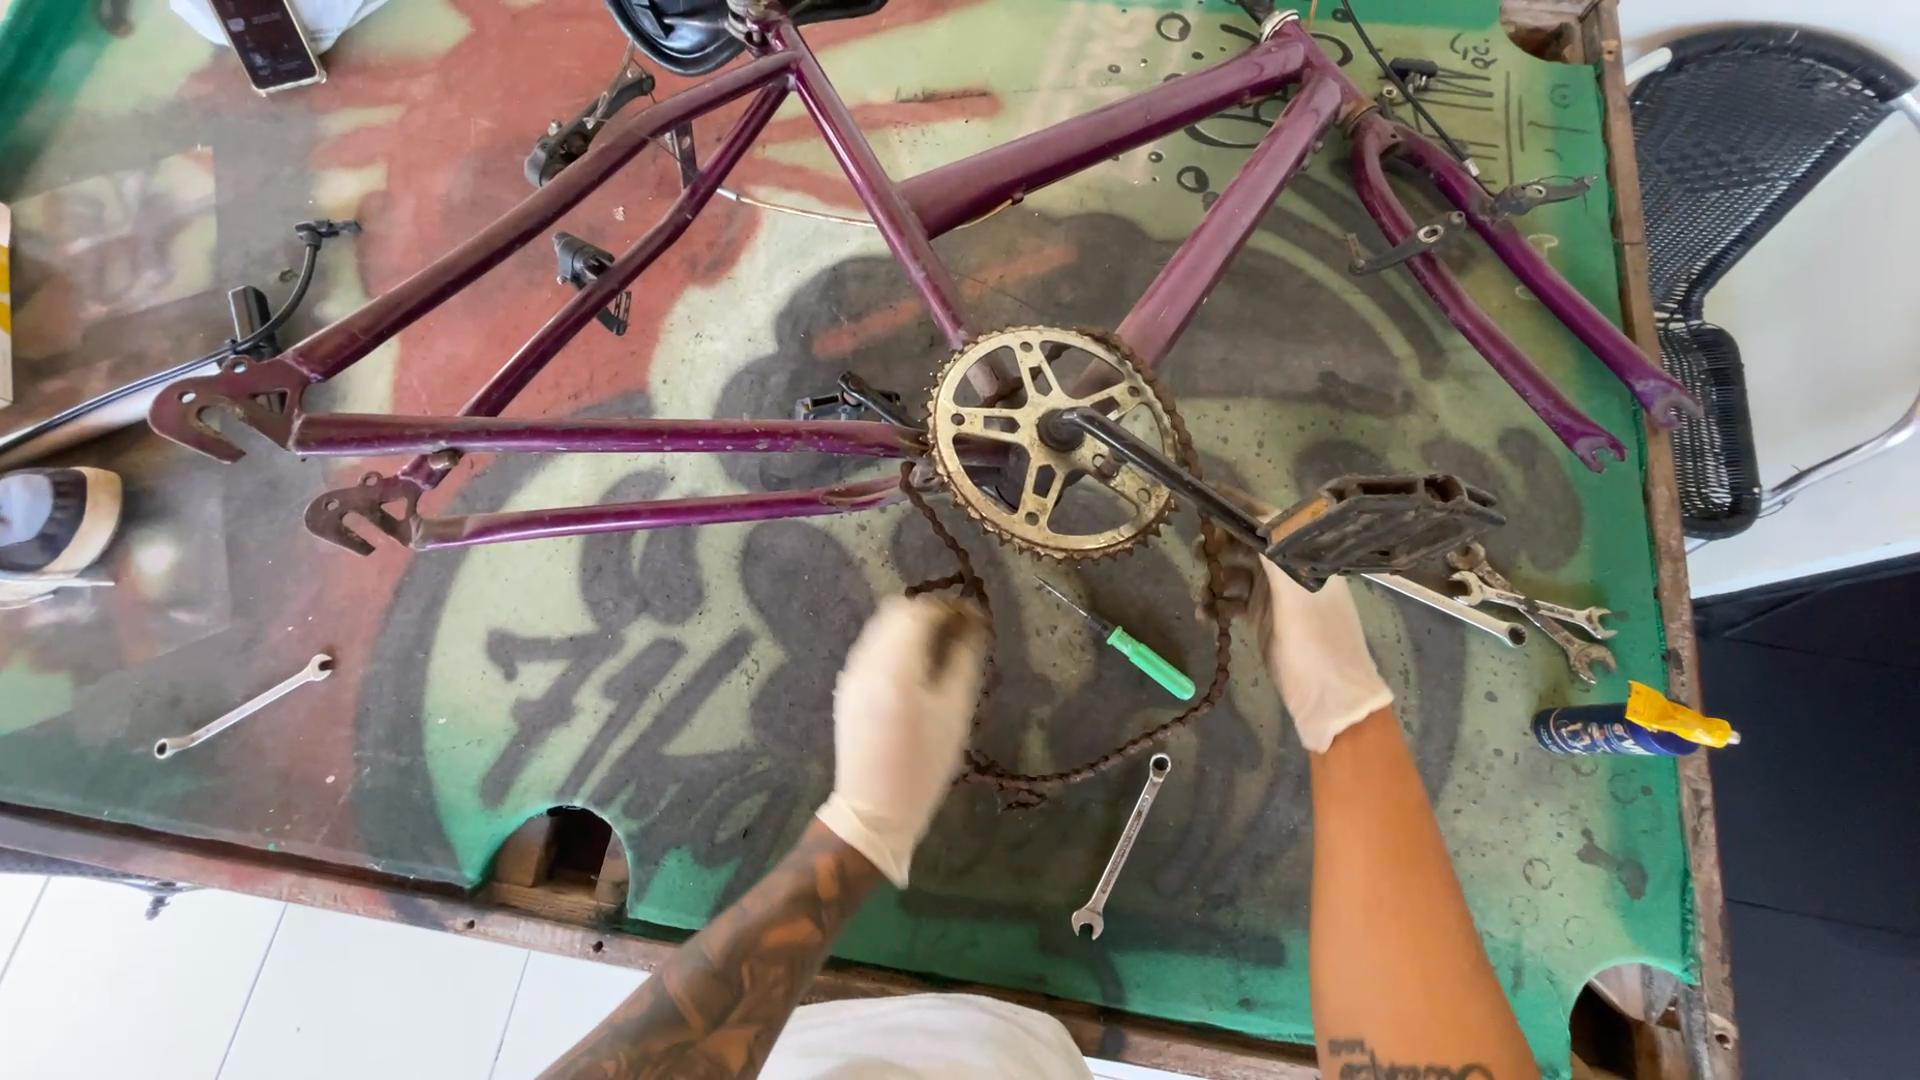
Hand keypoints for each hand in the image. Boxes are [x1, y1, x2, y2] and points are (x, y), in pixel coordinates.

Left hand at [816, 594, 987, 886]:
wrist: (873, 809)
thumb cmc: (923, 768)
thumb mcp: (954, 715)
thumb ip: (964, 662)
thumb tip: (973, 626)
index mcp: (897, 670)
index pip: (921, 612)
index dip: (950, 607)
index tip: (973, 617)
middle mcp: (867, 663)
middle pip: (896, 611)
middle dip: (929, 612)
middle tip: (958, 629)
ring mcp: (851, 674)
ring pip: (881, 627)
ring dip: (910, 626)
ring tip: (939, 647)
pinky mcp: (846, 687)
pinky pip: (871, 647)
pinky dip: (894, 643)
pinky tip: (914, 667)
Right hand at [1202, 515, 1392, 753]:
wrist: (1328, 696)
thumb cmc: (1319, 642)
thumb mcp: (1298, 593)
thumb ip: (1276, 554)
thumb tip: (1257, 515)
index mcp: (1305, 558)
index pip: (1270, 522)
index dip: (1241, 507)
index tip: (1210, 496)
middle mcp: (1289, 570)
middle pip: (1245, 546)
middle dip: (1219, 547)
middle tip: (1197, 554)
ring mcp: (1274, 595)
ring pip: (1233, 573)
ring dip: (1213, 580)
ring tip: (1200, 598)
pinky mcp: (1260, 617)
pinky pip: (1230, 600)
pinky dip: (1215, 604)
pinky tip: (1205, 616)